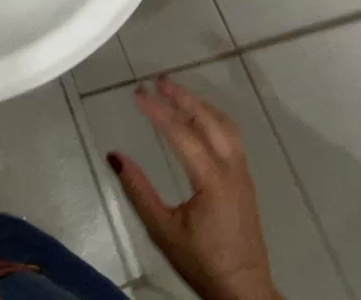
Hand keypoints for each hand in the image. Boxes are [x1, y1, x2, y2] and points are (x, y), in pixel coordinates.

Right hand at [107, 76, 282, 299]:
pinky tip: (198, 118)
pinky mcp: (245, 180)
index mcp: (212, 180)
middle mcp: (232, 169)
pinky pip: (231, 136)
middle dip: (182, 97)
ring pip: (225, 125)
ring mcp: (243, 173)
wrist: (244, 290)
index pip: (182, 134)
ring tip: (175, 93)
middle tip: (157, 81)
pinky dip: (212, 118)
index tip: (137, 93)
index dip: (158, 111)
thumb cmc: (201, 262)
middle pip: (209, 120)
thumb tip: (115, 156)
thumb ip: (139, 190)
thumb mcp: (163, 230)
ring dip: (200, 104)